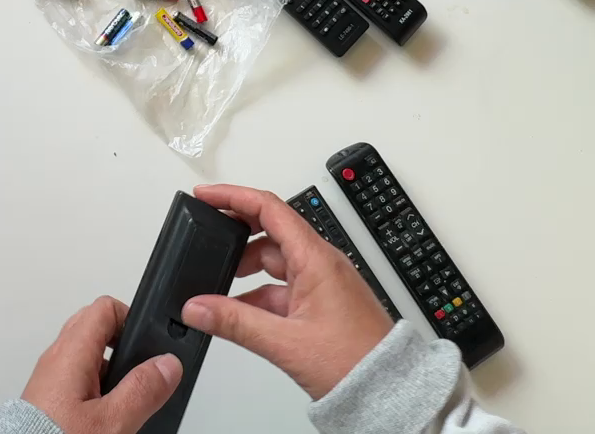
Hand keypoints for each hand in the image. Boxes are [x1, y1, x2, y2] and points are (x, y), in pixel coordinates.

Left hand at [21, 296, 182, 433]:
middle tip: (140, 370)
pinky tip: (105, 413)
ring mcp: (50, 375)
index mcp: (71, 350)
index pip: (104, 308)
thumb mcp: (111, 421)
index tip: (149, 344)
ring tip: (126, 398)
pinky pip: (75, 374)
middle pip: (94, 326)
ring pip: (85, 353)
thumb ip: (141, 390)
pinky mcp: (47, 396)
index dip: (131, 318)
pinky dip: (95, 383)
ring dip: (108, 366)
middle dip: (121, 342)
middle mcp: (56, 356)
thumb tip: (167, 364)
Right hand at [180, 184, 392, 398]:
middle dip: (235, 232)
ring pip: (275, 258)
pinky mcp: (325, 301)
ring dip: (246, 267)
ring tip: (219, 281)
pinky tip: (242, 310)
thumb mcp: (286, 343)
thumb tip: (195, 307)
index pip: (267, 207)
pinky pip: (285, 284)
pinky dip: (261, 291)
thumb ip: (235, 323)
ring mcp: (324, 281)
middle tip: (206, 236)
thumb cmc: (359, 365)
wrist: (398, 398)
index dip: (233, 196)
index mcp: (316, 258)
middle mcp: (321, 262)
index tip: (205, 196)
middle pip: (269, 229)